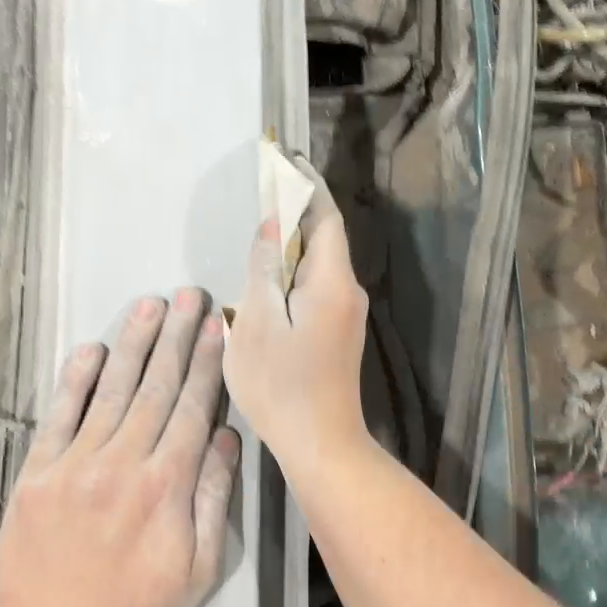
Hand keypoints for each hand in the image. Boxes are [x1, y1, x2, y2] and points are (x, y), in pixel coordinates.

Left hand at [0, 290, 239, 606]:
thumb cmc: (134, 606)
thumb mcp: (197, 566)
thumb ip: (213, 497)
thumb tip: (226, 437)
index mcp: (165, 484)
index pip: (191, 405)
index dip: (206, 361)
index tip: (216, 325)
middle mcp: (122, 462)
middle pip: (156, 386)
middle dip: (175, 336)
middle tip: (187, 296)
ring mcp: (75, 464)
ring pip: (111, 390)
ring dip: (132, 344)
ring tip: (148, 306)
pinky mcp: (37, 473)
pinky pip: (59, 416)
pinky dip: (75, 380)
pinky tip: (91, 348)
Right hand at [222, 159, 371, 475]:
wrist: (322, 445)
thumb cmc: (283, 386)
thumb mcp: (258, 323)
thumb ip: (264, 269)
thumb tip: (272, 225)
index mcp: (332, 280)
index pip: (325, 217)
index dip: (307, 186)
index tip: (288, 160)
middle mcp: (348, 289)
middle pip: (324, 236)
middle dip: (297, 210)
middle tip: (264, 192)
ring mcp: (347, 312)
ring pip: (319, 262)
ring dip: (294, 243)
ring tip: (260, 232)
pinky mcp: (338, 331)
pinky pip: (317, 284)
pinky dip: (295, 270)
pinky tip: (270, 279)